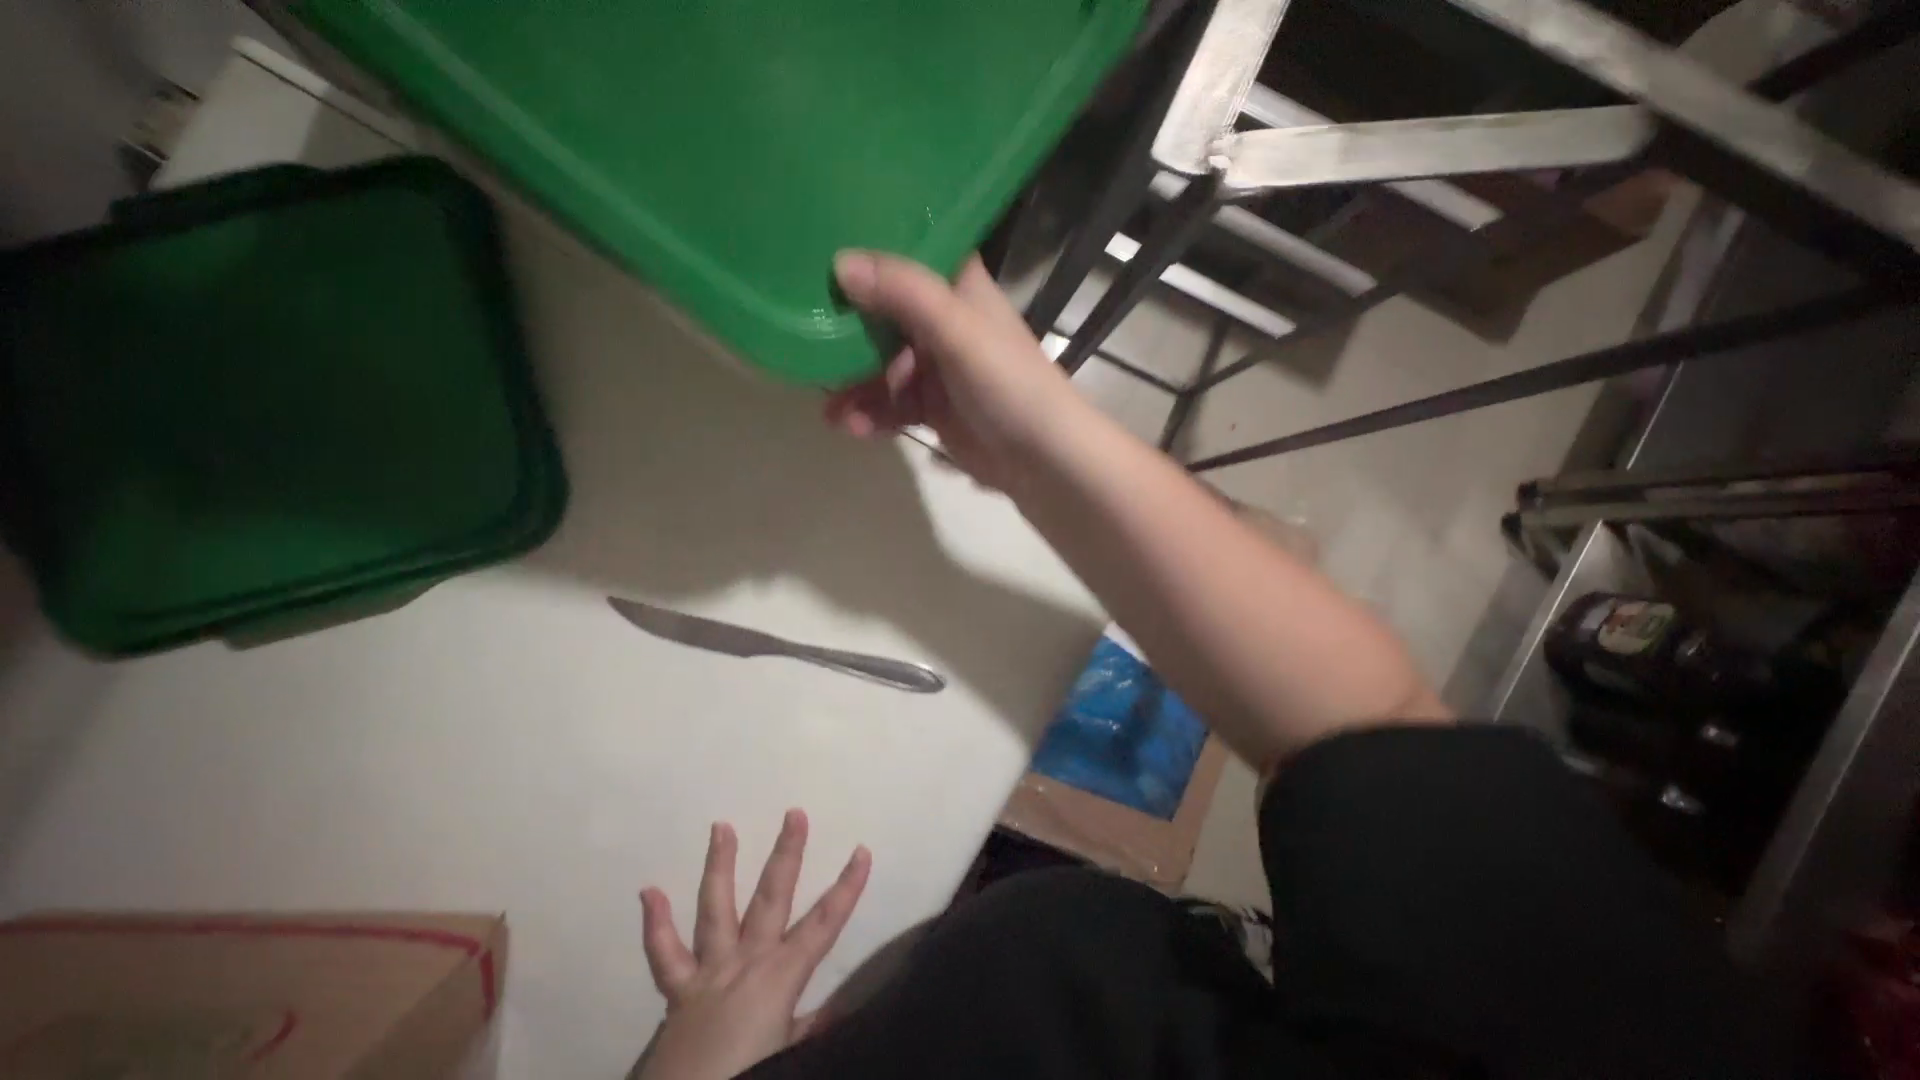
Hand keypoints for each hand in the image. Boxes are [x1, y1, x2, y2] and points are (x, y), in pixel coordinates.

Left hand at [636, 810, 871, 1079]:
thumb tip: (839, 1009)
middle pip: (772, 899)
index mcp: (780, 977)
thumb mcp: (793, 1056)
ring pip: (715, 909)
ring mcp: (709, 972)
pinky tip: (649, 892)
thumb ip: (814, 1028)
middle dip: (787, 856)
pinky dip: (656, 925)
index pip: (823, 925)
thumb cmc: (750, 1076)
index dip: (846, 889)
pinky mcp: (678, 991)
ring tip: (721, 827)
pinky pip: (664, 955)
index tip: (861, 851)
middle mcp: (746, 962)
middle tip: (794, 814)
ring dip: (719, 867)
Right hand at [825, 251, 1080, 489]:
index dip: (871, 246)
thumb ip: (904, 293)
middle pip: (884, 311)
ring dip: (852, 383)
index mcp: (960, 287)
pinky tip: (850, 428)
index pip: (911, 250)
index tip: (821, 243)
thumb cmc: (1008, 382)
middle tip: (803, 334)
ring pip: (880, 363)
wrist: (1044, 459)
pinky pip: (889, 403)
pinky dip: (869, 413)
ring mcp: (938, 367)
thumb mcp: (957, 330)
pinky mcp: (932, 408)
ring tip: (829, 408)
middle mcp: (946, 319)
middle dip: (845, 328)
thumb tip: (840, 262)